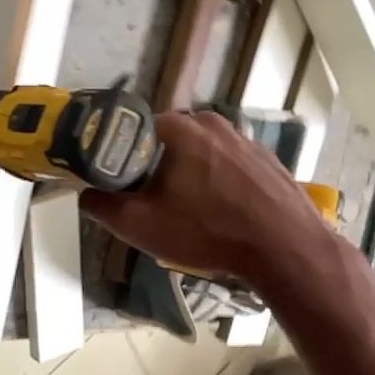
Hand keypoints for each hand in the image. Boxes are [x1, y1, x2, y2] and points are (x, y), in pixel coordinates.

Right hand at [79, 110, 340, 286]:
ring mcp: (245, 140)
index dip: (117, 154)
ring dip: (185, 171)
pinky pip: (227, 163)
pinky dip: (216, 180)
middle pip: (164, 139)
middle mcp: (211, 124)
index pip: (130, 129)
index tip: (115, 180)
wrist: (288, 251)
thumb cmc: (208, 231)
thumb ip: (100, 205)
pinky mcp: (268, 161)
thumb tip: (86, 195)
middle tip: (146, 196)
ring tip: (182, 206)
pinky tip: (217, 210)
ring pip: (198, 151)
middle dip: (152, 163)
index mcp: (178, 127)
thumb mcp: (137, 225)